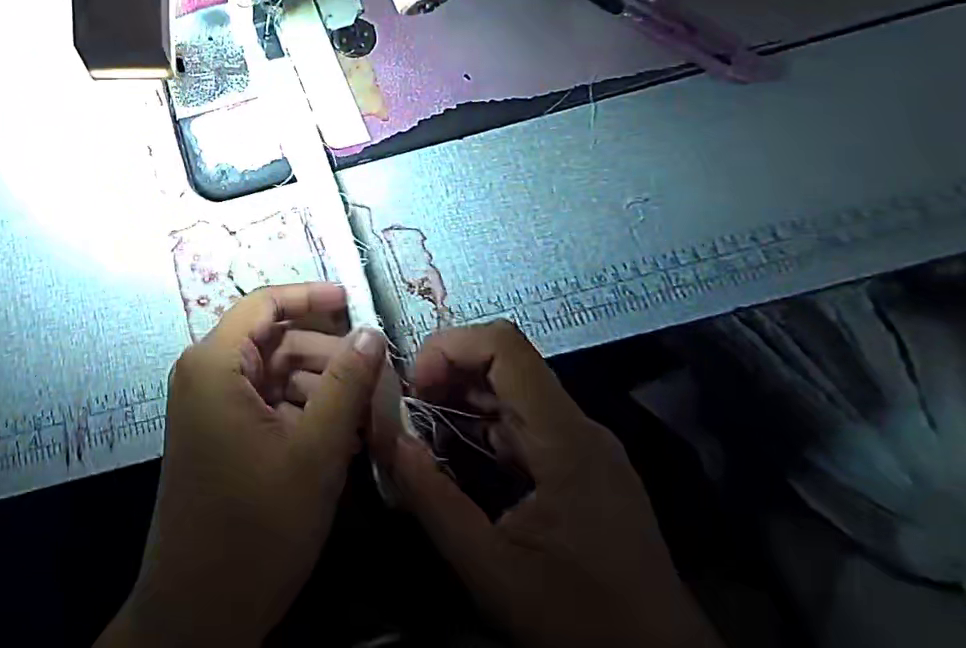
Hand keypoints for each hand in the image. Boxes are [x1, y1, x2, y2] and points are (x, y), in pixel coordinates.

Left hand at [100, 283, 386, 647]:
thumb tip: (371, 333)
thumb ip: (345, 386)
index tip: (355, 299)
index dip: (309, 295)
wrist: (200, 602)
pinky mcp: (217, 432)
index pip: (263, 304)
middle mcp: (204, 372)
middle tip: (381, 378)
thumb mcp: (314, 453)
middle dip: (326, 354)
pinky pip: (263, 403)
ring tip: (371, 415)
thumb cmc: (256, 523)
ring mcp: (208, 404)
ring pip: (272, 375)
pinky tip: (342, 436)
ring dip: (319, 387)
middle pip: (272, 341)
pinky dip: (300, 411)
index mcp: (213, 362)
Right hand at [371, 320, 721, 647]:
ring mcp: (584, 449)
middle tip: (404, 412)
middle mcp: (578, 430)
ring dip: (456, 401)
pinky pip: (521, 424)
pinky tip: (452, 459)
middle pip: (502, 363)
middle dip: (443, 375)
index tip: (412, 387)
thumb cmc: (578, 618)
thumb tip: (381, 433)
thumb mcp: (488, 565)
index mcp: (565, 439)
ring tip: (419, 435)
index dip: (447, 348)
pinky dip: (477, 426)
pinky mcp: (581, 470)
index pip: (503, 346)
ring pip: (509, 393)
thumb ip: (429, 494)